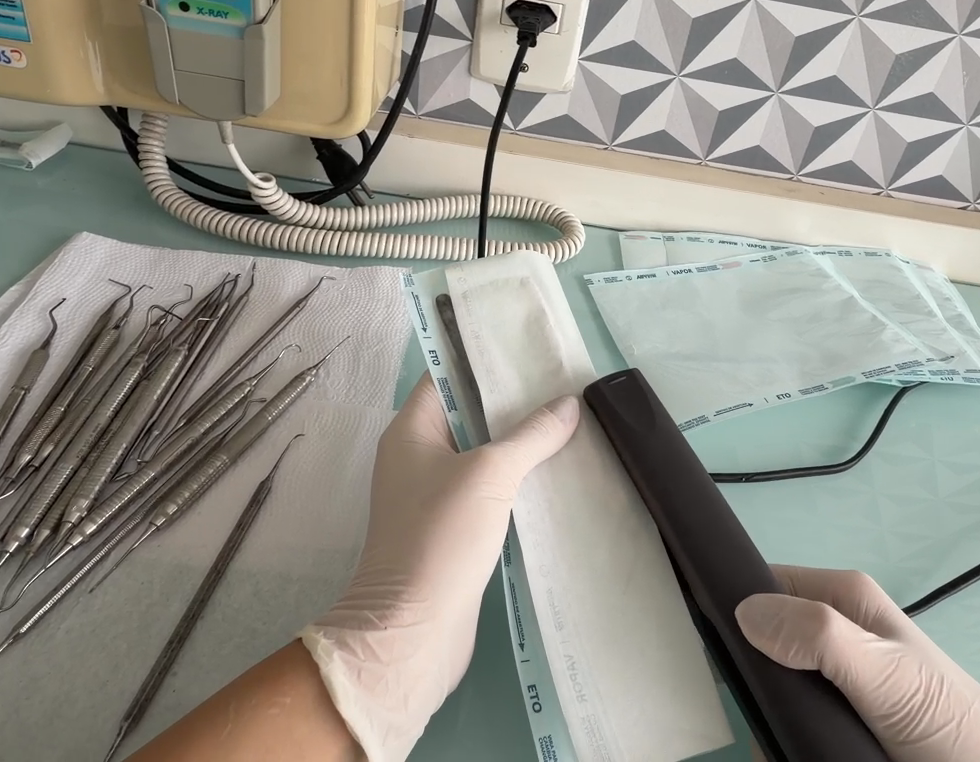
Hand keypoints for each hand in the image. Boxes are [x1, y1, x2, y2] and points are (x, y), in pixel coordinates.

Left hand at [299, 377, 579, 761]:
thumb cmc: (440, 536)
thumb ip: (531, 436)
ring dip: (518, 442)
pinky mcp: (453, 528)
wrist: (414, 631)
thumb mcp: (490, 473)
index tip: (528, 348)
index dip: (483, 359)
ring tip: (568, 421)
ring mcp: (434, 494)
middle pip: (468, 413)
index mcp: (411, 430)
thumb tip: (569, 404)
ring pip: (481, 453)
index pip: (446, 376)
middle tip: (562, 383)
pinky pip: (488, 488)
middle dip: (512, 400)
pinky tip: (556, 473)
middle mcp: (417, 456)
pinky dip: (517, 478)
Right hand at [736, 566, 979, 761]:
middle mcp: (829, 629)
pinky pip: (785, 720)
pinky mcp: (830, 718)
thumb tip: (744, 611)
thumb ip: (820, 635)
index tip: (706, 636)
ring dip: (761, 712)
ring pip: (767, 685)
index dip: (732, 603)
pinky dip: (777, 735)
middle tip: (743, 702)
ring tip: (767, 734)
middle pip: (759, 638)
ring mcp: (829, 678)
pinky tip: (778, 745)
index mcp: (839, 596)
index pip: (762, 581)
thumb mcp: (884, 672)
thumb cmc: (943, 718)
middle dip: (746, 673)